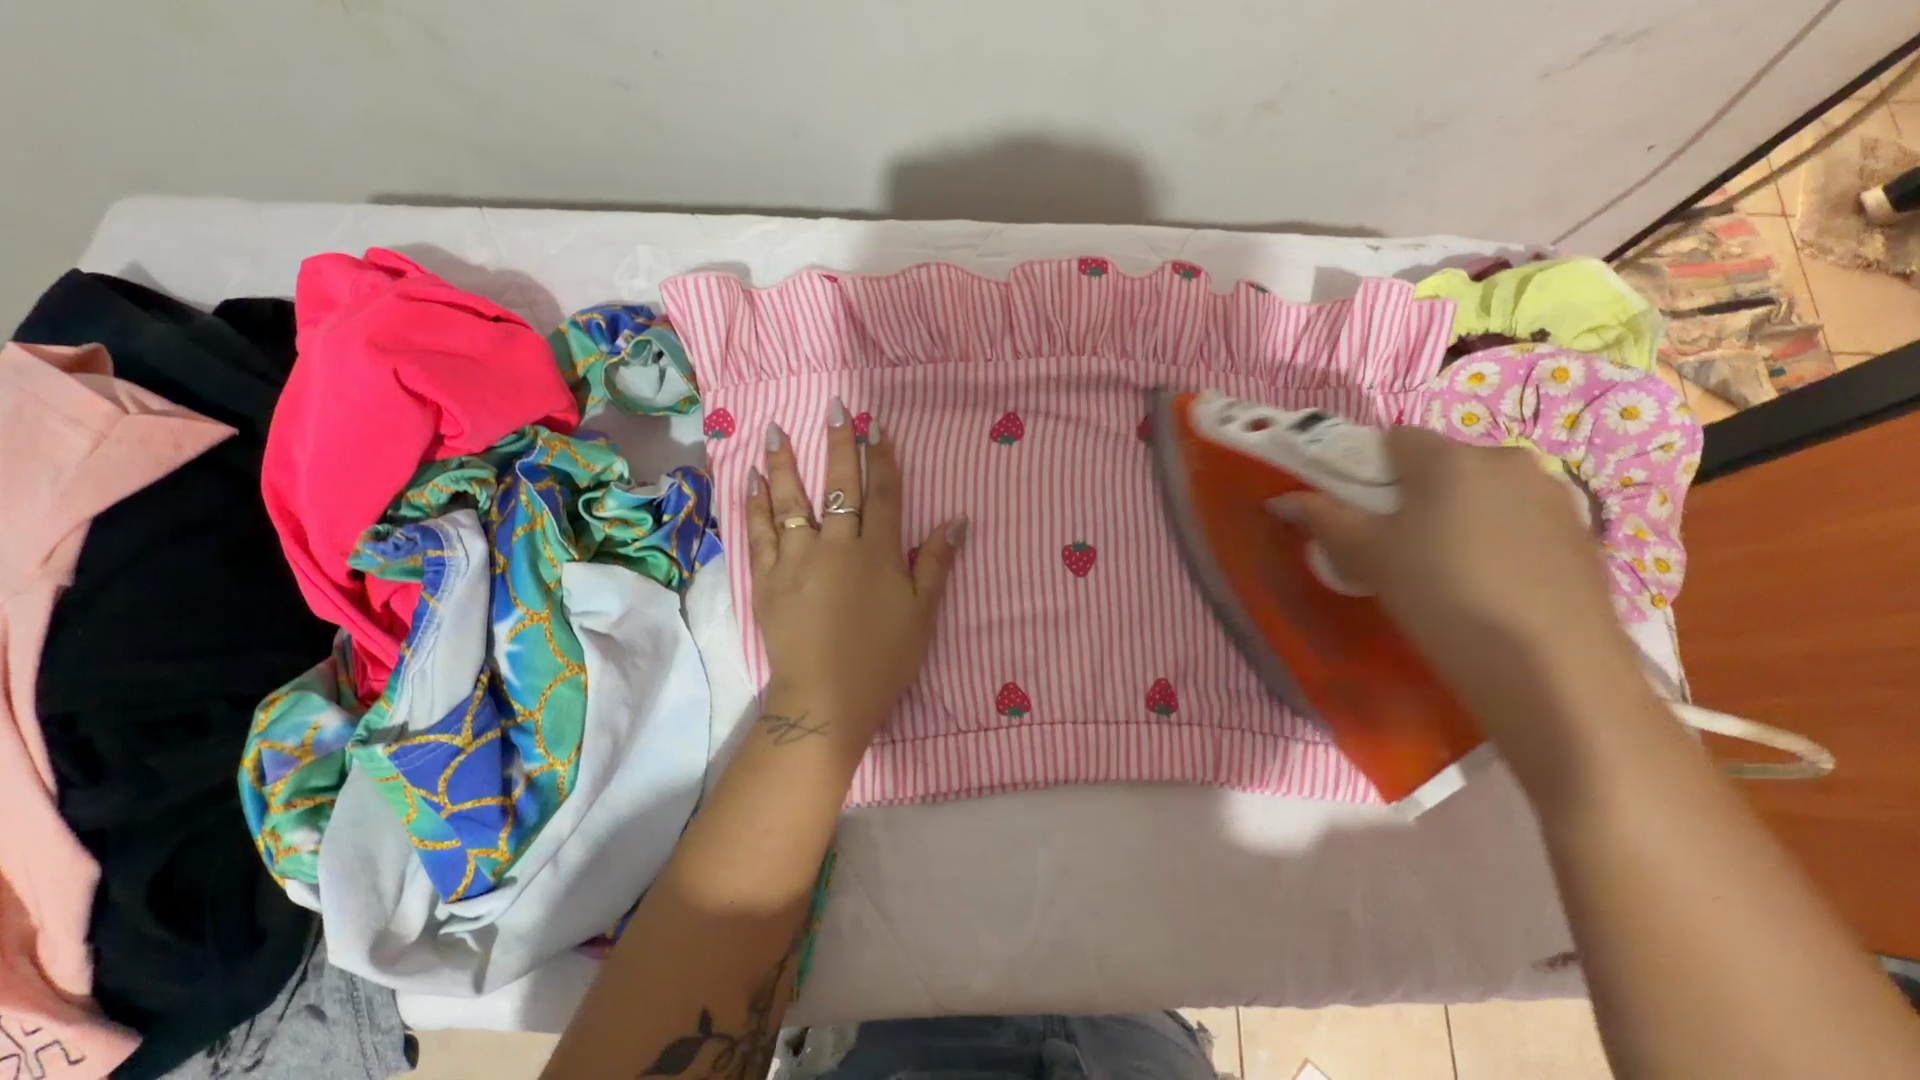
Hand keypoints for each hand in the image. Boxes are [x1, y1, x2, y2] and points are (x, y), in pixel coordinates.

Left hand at [744, 399, 966, 751]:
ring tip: (777, 430)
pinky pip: (759, 532)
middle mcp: (837, 545)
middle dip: (838, 444)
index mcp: (878, 553)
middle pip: (839, 486)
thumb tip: (956, 521)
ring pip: (792, 500)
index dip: (881, 457)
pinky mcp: (767, 578)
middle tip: (834, 408)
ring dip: (785, 463)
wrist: (825, 698)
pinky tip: (752, 478)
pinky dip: (755, 503)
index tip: (875, 425)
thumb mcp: (922, 615)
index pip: (884, 494)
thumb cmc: (882, 660)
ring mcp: (797, 559)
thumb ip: (936, 565)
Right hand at [1272, 427, 1646, 743]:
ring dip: (1465, 518)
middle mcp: (1507, 460)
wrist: (1551, 668)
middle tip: (1404, 551)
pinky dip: (1504, 542)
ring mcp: (1554, 495)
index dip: (1373, 472)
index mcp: (1449, 457)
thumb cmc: (1442, 597)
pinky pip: (1524, 523)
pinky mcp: (1584, 533)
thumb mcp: (1369, 558)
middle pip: (1445, 465)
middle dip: (1420, 496)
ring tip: (1453, 576)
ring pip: (1487, 494)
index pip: (1397, 439)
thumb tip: (1282, 498)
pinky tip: (1497, 589)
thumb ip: (1324, 518)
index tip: (1367, 516)